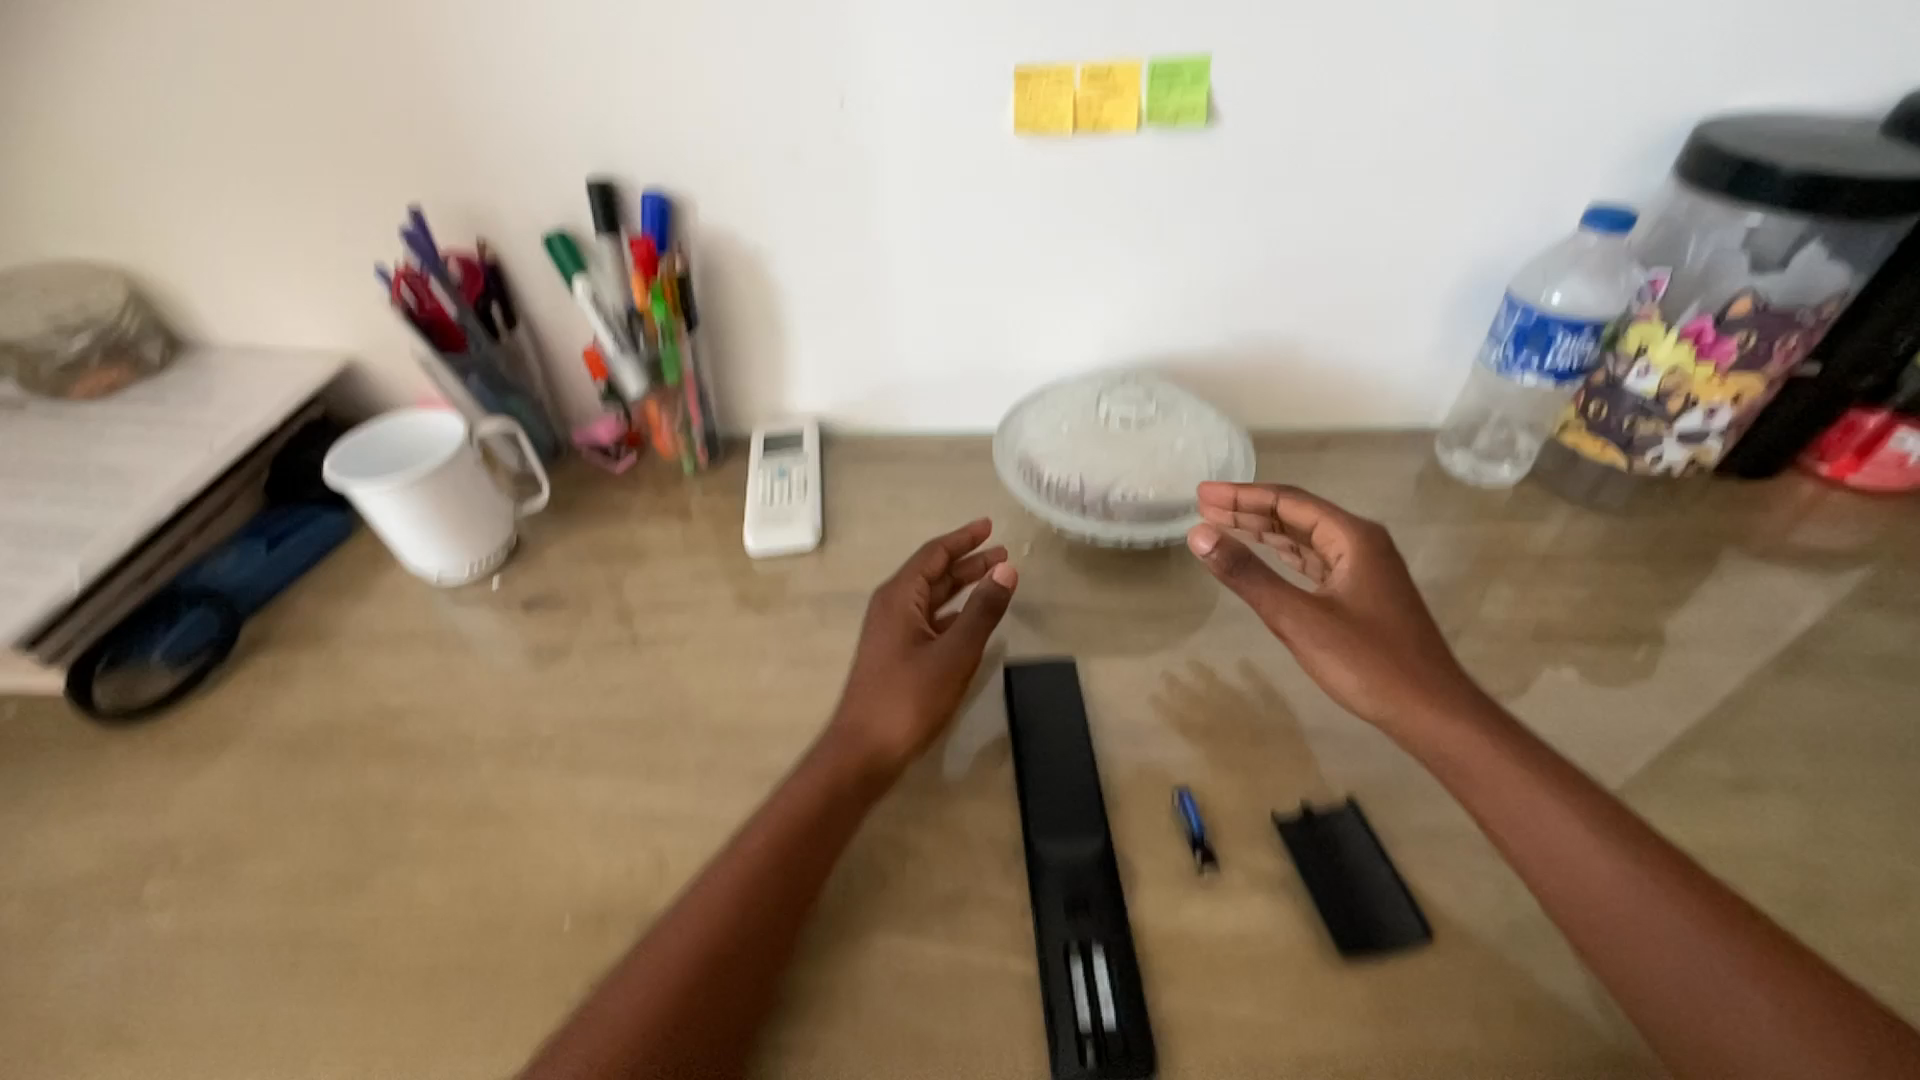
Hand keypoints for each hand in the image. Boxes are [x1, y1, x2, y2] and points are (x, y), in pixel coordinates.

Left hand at [830, 518, 1018, 776]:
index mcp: (900, 597)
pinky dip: (953, 613)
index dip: (964, 539)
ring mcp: (892, 632)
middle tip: (1002, 553)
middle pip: (933, 573)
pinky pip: (929, 620)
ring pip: (932, 598)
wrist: (865, 749)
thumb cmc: (909, 697)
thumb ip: (983, 610)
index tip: (989, 526)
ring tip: (994, 580)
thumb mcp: (954, 652)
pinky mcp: (897, 655)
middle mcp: (892, 607)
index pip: (934, 554)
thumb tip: (1007, 569)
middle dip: (967, 562)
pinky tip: (972, 620)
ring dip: (962, 587)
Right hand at [1185, 483, 1482, 732]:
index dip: (1242, 496)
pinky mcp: (1361, 595)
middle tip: (1203, 505)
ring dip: (1264, 531)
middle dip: (1249, 510)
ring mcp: (1364, 570)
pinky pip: (1314, 562)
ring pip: (1305, 539)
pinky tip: (1265, 555)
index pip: (1288, 502)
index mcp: (1353, 538)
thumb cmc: (1367, 662)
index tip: (1202, 493)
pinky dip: (1284, 555)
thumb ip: (1247, 574)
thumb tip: (1199, 535)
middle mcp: (1361, 544)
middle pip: (1297, 515)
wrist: (1430, 711)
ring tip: (1223, 524)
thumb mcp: (1298, 618)